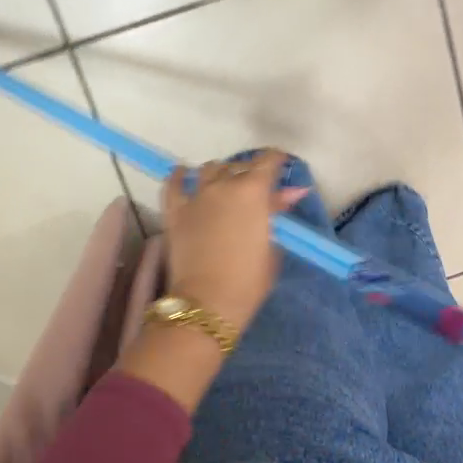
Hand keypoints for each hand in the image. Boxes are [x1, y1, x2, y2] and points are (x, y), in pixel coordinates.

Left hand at [160, 150, 308, 330]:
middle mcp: (224, 186)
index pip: (268, 162)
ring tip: (224, 183)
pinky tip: (185, 173)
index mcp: (253, 193)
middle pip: (239, 166)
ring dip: (221, 173)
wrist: (207, 303)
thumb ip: (276, 216)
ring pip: (209, 169)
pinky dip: (181, 175)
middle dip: (251, 172)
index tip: (281, 164)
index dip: (276, 160)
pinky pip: (174, 183)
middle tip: (257, 187)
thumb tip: (287, 195)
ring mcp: (196, 197)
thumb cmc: (248, 282)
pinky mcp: (174, 211)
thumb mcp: (272, 248)